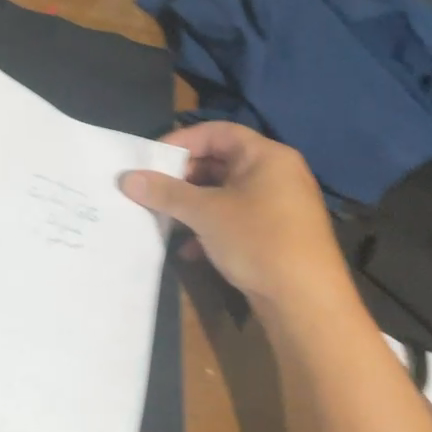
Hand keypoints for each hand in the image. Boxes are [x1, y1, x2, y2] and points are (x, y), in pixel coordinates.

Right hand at [120, 122, 351, 309]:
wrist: (304, 299)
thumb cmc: (257, 241)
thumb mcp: (205, 213)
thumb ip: (165, 192)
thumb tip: (127, 177)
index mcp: (266, 157)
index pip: (217, 132)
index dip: (181, 141)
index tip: (149, 160)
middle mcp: (276, 174)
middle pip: (219, 162)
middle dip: (182, 176)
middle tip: (151, 190)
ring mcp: (277, 204)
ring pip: (223, 192)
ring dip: (191, 204)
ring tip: (164, 218)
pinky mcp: (273, 231)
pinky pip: (233, 217)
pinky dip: (208, 226)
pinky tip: (189, 249)